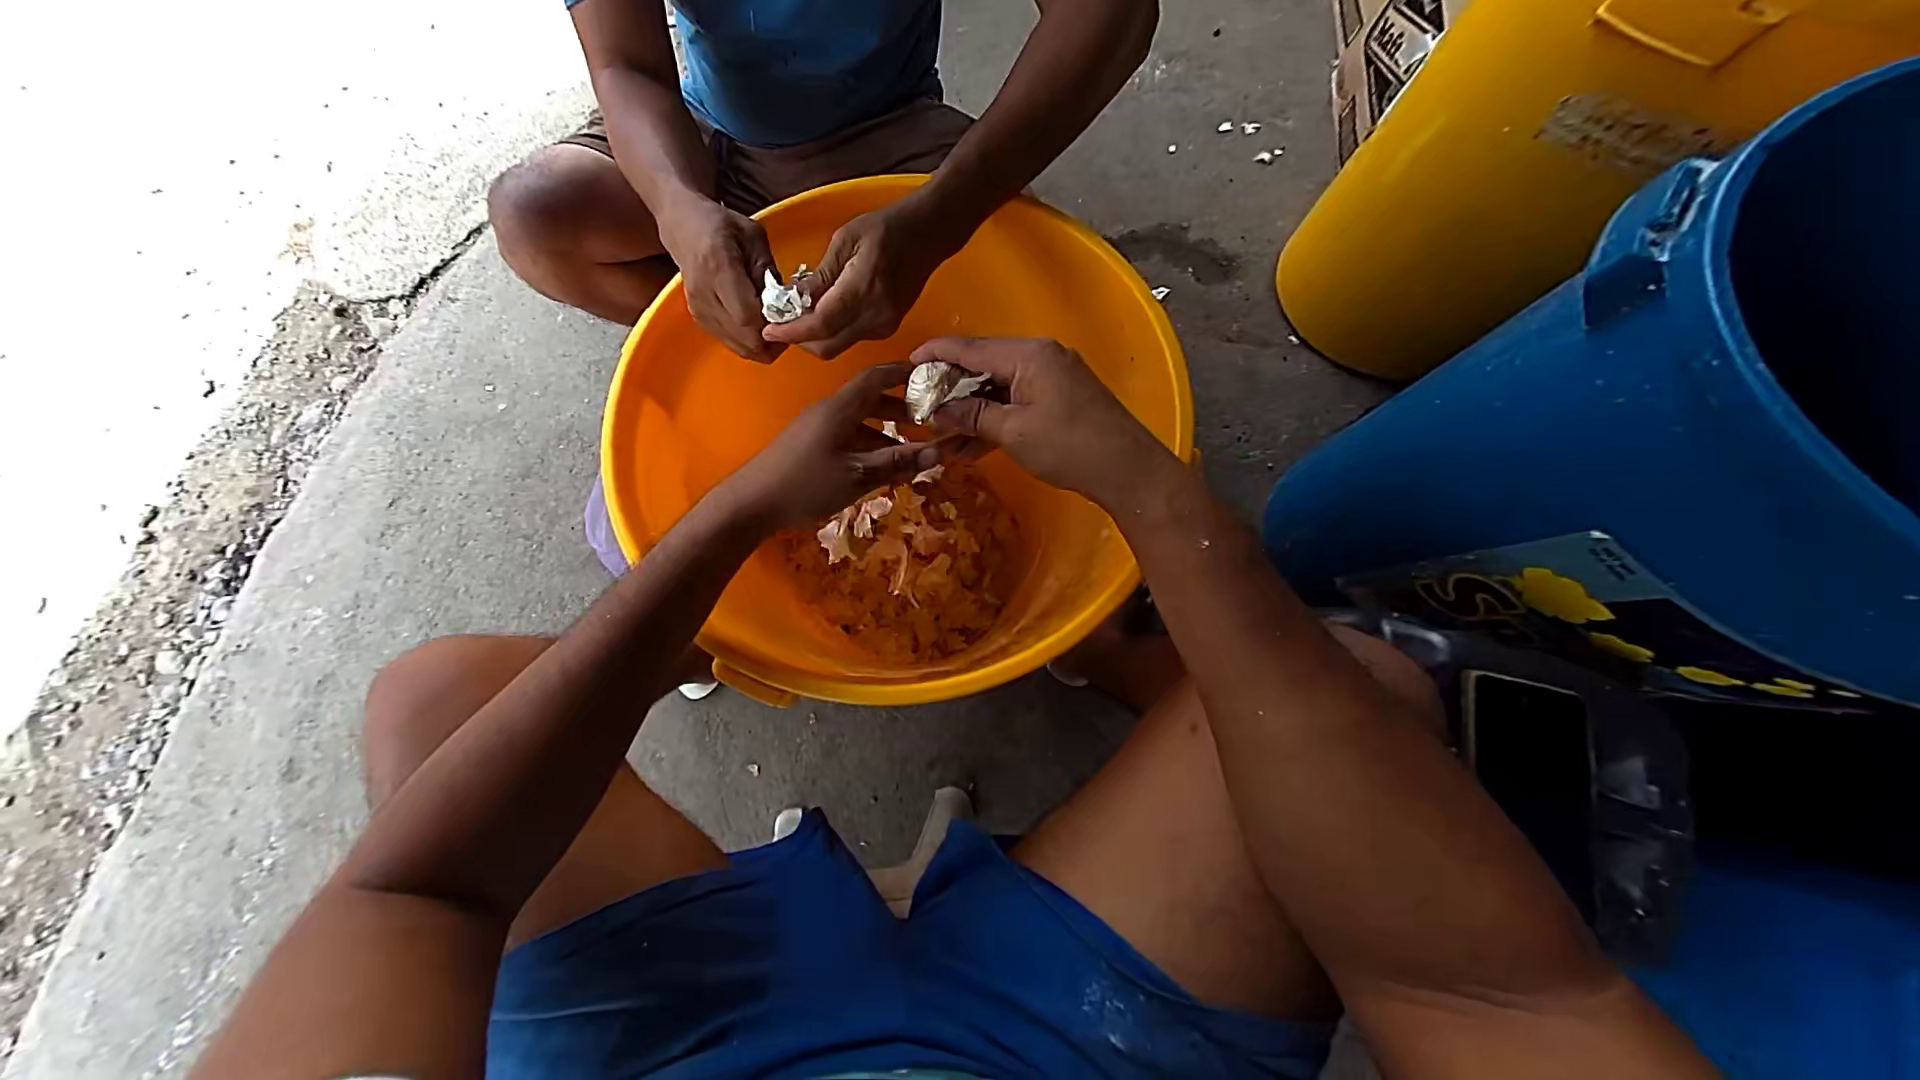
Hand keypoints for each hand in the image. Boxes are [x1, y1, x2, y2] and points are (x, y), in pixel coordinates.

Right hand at [656, 193, 780, 361]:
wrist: (684, 226)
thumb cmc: (724, 227)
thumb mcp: (755, 238)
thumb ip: (769, 272)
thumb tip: (785, 305)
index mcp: (719, 268)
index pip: (747, 317)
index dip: (773, 326)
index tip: (790, 319)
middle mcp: (704, 294)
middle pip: (745, 340)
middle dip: (772, 342)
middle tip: (788, 330)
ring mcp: (699, 309)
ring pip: (739, 347)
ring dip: (762, 344)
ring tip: (774, 327)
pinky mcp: (699, 318)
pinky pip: (731, 343)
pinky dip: (749, 341)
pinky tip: (758, 326)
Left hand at [720, 363, 946, 530]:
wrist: (752, 504)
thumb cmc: (806, 484)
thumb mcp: (858, 475)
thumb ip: (897, 462)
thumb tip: (940, 452)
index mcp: (840, 409)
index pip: (877, 377)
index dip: (904, 373)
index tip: (932, 376)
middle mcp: (830, 412)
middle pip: (871, 400)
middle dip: (902, 409)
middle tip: (930, 423)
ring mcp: (819, 430)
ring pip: (861, 423)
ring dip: (887, 433)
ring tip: (913, 451)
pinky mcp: (812, 448)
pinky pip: (849, 438)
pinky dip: (870, 447)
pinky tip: (882, 468)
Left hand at [761, 191, 966, 358]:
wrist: (927, 235)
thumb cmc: (885, 229)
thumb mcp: (844, 241)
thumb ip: (819, 277)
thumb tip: (793, 299)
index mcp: (863, 291)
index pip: (821, 325)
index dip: (792, 332)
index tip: (769, 330)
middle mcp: (875, 317)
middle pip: (827, 347)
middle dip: (800, 340)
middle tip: (781, 323)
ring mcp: (883, 326)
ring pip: (838, 346)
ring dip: (815, 336)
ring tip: (802, 313)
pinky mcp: (886, 328)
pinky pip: (851, 338)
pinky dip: (833, 330)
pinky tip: (826, 311)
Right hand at [910, 337, 1179, 508]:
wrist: (1127, 469)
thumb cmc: (1069, 447)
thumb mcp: (1012, 432)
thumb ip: (971, 416)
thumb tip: (935, 411)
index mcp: (1028, 355)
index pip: (970, 348)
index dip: (935, 355)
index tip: (907, 365)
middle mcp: (1039, 356)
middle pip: (983, 366)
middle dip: (950, 389)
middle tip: (920, 408)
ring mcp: (1052, 377)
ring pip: (998, 388)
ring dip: (971, 411)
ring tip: (941, 436)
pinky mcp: (1059, 398)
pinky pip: (1016, 402)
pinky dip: (994, 419)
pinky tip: (971, 445)